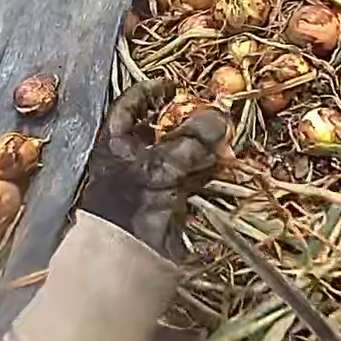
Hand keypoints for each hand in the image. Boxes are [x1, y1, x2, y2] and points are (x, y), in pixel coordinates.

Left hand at [78, 79, 229, 258]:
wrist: (129, 255)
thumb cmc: (133, 201)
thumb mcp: (162, 162)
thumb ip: (193, 137)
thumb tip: (219, 115)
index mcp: (116, 141)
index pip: (131, 105)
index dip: (152, 91)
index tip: (175, 85)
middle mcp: (131, 156)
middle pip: (162, 128)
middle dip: (189, 120)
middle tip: (211, 113)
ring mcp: (151, 177)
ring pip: (180, 151)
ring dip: (203, 144)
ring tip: (224, 137)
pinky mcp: (169, 197)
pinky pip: (191, 174)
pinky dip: (207, 166)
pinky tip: (224, 160)